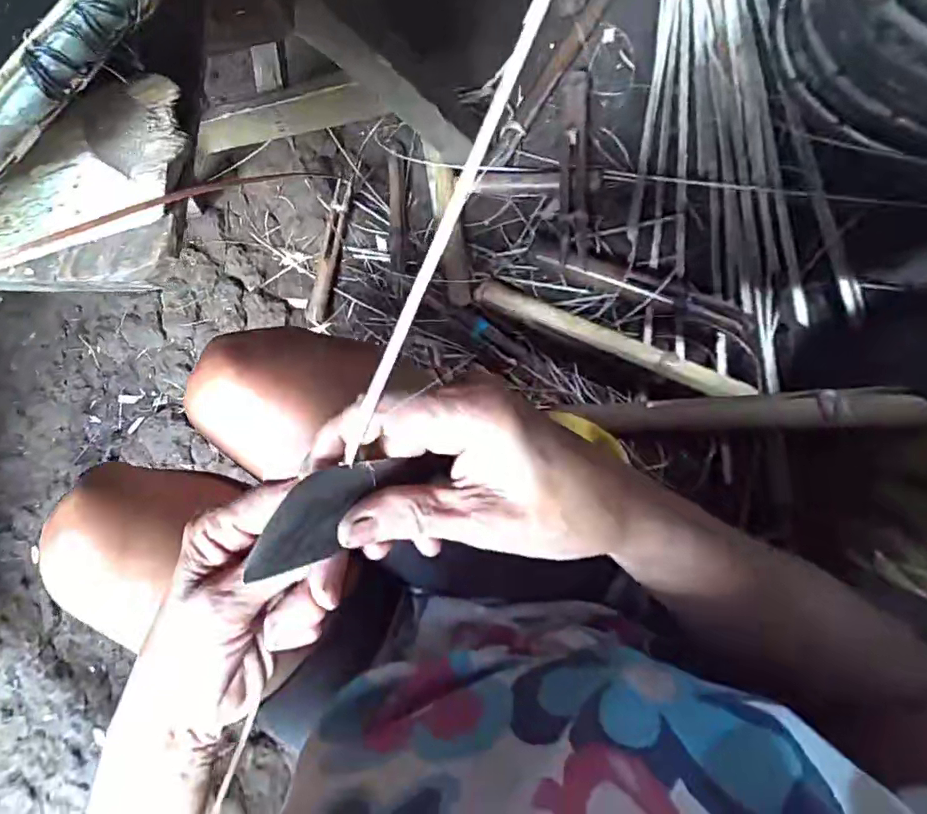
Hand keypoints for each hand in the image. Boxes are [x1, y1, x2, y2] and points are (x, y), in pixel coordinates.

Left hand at [122, 481, 346, 749]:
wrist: (188, 717)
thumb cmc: (183, 658)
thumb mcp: (223, 605)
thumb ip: (273, 564)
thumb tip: (318, 531)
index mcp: (222, 526)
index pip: (278, 494)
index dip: (314, 500)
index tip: (342, 518)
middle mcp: (252, 539)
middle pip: (310, 525)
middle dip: (319, 566)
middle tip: (322, 597)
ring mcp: (275, 568)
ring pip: (323, 562)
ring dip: (307, 602)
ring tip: (274, 629)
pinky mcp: (294, 596)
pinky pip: (324, 594)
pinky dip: (306, 620)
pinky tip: (276, 638)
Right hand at [306, 382, 646, 562]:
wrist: (614, 504)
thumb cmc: (559, 515)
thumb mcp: (477, 521)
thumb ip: (408, 515)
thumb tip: (348, 526)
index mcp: (468, 408)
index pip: (377, 414)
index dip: (337, 448)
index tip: (312, 488)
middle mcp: (464, 389)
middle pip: (384, 420)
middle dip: (359, 473)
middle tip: (349, 528)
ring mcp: (469, 397)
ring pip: (401, 432)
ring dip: (386, 480)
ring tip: (383, 538)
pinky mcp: (474, 412)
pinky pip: (425, 436)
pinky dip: (412, 473)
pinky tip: (415, 519)